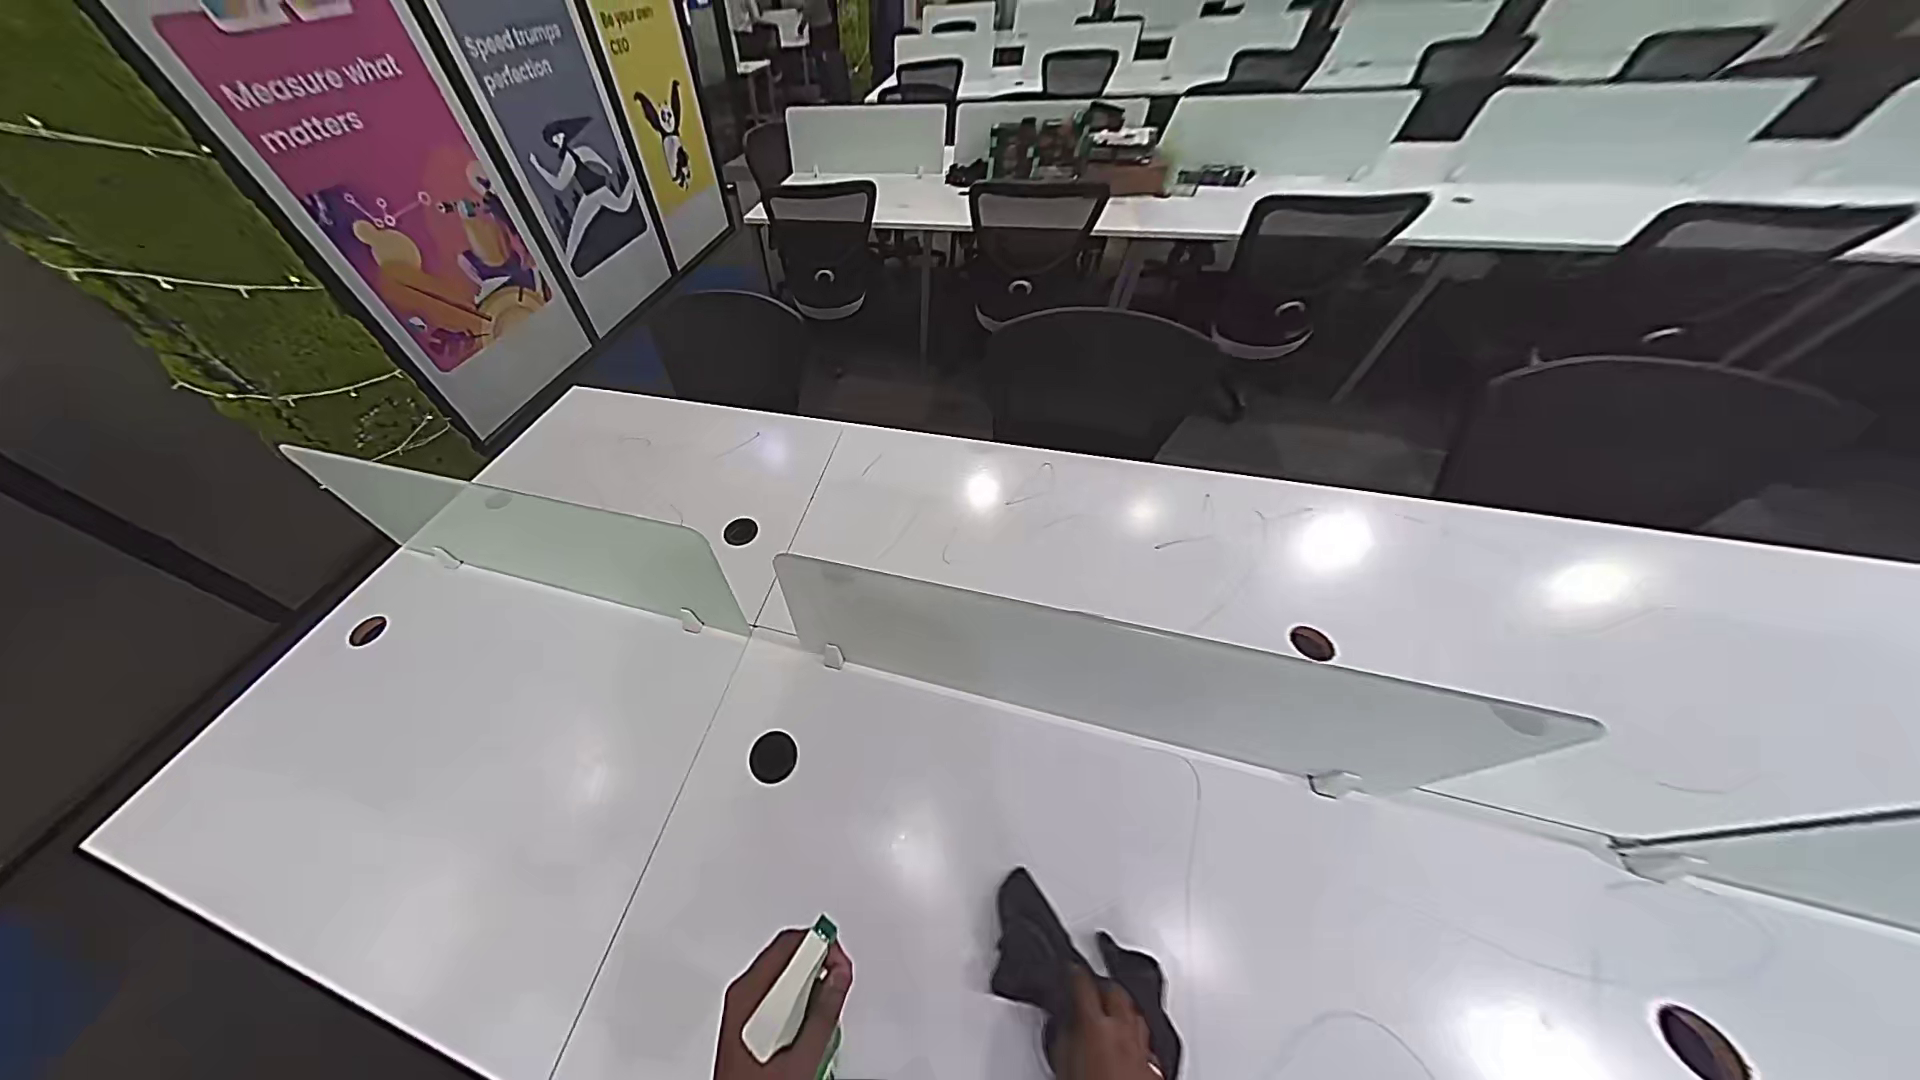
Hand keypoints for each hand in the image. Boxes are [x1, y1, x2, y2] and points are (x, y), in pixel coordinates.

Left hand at [714, 929, 852, 1079]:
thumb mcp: (800, 1058)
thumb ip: (823, 1013)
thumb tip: (840, 974)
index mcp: (748, 994)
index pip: (789, 943)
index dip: (821, 944)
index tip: (841, 962)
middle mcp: (741, 996)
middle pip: (787, 955)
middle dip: (819, 965)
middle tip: (839, 984)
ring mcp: (741, 1010)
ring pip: (785, 975)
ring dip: (811, 985)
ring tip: (824, 1014)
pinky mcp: (745, 1025)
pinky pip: (778, 994)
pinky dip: (799, 1001)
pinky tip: (807, 1029)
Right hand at [1050, 966, 1161, 1079]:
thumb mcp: (1064, 1067)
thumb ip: (1063, 1038)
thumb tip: (1061, 1025)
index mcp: (1095, 1025)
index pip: (1082, 983)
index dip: (1073, 971)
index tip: (1069, 968)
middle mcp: (1122, 1031)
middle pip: (1114, 990)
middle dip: (1102, 983)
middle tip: (1090, 984)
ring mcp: (1142, 1049)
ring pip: (1134, 1011)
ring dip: (1122, 1005)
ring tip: (1111, 1005)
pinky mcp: (1155, 1069)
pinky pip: (1146, 1038)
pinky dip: (1135, 1033)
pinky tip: (1130, 1039)